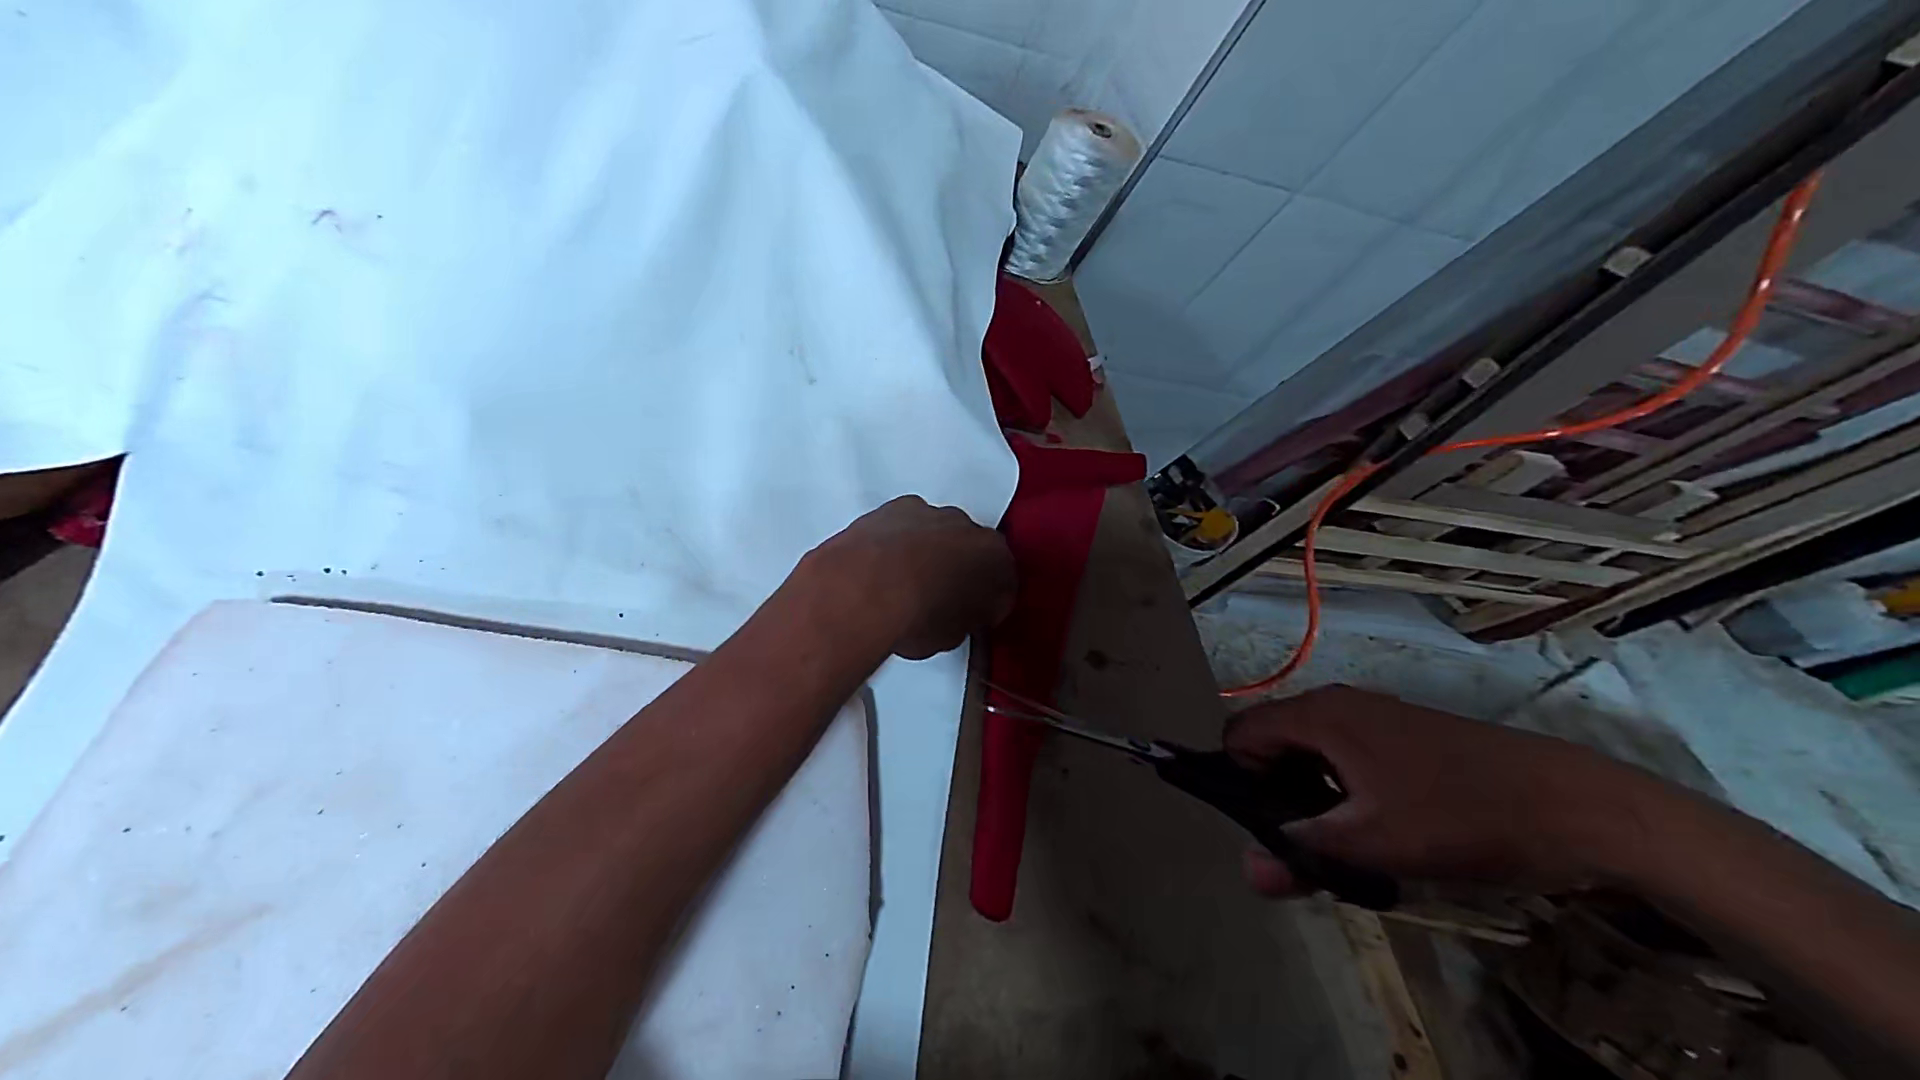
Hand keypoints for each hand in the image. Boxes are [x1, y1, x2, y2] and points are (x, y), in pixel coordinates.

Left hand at [807, 495, 1015, 659]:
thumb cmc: (918, 610)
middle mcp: (970, 529)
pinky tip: (882, 568)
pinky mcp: (897, 507)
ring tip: (904, 586)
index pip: (1001, 582)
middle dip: (955, 570)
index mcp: (998, 561)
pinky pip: (903, 525)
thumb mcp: (950, 637)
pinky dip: (896, 541)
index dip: (984, 602)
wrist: (872, 588)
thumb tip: (947, 626)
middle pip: (969, 549)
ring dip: (924, 553)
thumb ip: (960, 621)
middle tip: (938, 600)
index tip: (970, 613)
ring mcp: (933, 515)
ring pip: (936, 533)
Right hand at [1224, 685, 1663, 896]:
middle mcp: (1337, 704)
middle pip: (1271, 741)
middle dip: (1273, 792)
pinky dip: (1339, 789)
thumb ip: (1302, 853)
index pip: (1240, 734)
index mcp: (1320, 716)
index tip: (1264, 826)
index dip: (1239, 780)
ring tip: (1340, 842)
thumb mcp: (1374, 844)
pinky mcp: (1401, 734)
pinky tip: (1375, 827)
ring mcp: (1372, 716)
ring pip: (1308, 751)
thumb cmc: (1462, 816)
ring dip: (1307, 795)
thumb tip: (1247, 870)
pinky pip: (1342, 755)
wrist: (1576, 805)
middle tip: (1303, 844)